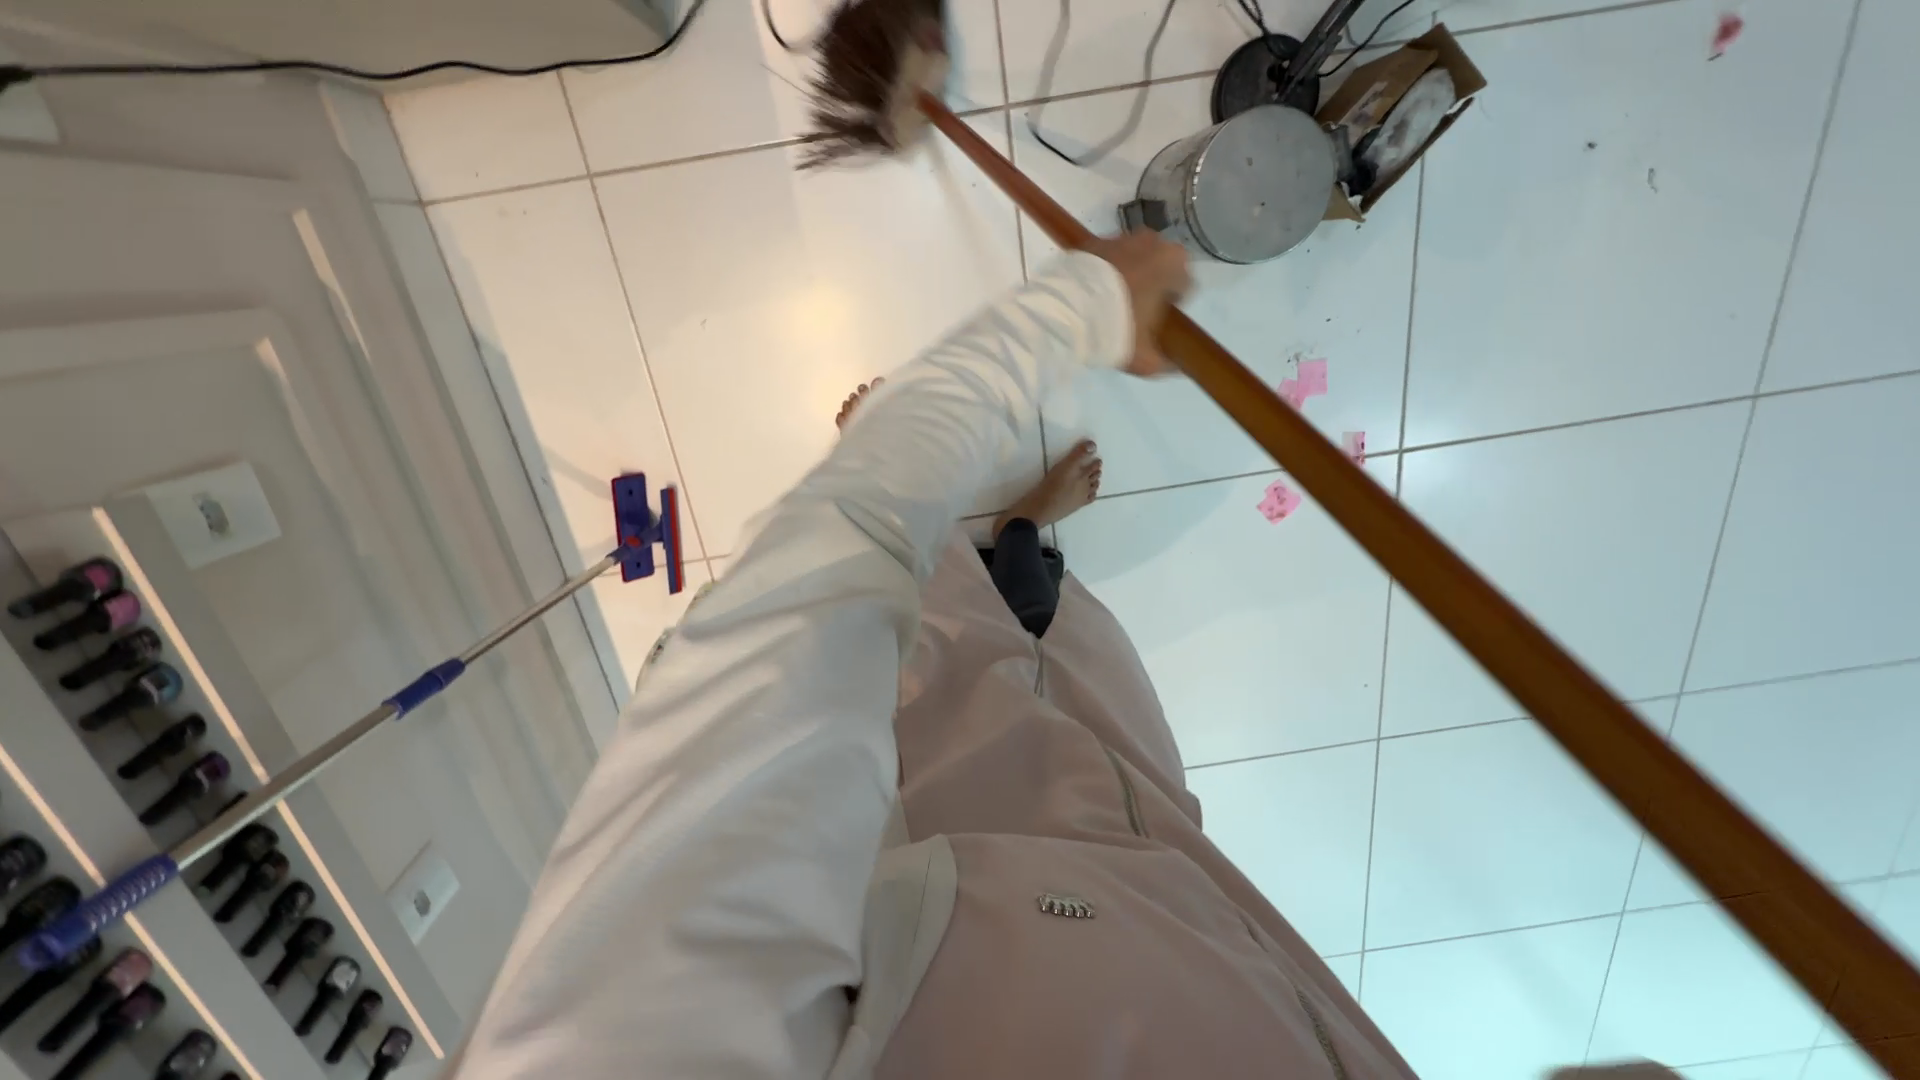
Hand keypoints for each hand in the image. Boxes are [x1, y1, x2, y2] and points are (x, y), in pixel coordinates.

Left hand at [1082, 230, 1192, 376]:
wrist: (1065, 313)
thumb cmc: (1116, 331)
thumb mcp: (1146, 359)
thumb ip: (1166, 363)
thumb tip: (1175, 367)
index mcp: (1174, 263)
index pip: (1185, 285)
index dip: (1172, 306)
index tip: (1157, 324)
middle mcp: (1152, 242)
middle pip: (1159, 267)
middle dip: (1151, 286)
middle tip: (1134, 313)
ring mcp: (1119, 238)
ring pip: (1132, 259)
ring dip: (1128, 277)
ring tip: (1109, 305)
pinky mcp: (1090, 242)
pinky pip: (1106, 259)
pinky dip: (1103, 273)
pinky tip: (1091, 296)